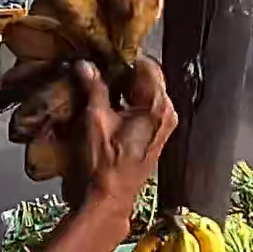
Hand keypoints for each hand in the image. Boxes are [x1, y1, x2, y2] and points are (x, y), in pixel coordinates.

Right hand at [76, 58, 175, 220]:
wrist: (111, 197)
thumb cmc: (106, 164)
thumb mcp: (96, 121)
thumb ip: (94, 88)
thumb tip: (85, 65)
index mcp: (158, 106)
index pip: (149, 65)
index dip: (126, 57)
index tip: (105, 54)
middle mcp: (167, 113)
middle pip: (149, 78)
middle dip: (124, 71)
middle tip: (99, 68)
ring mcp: (163, 124)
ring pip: (145, 92)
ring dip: (124, 86)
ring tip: (100, 83)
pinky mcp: (155, 133)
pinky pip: (144, 107)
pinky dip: (128, 101)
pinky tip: (108, 102)